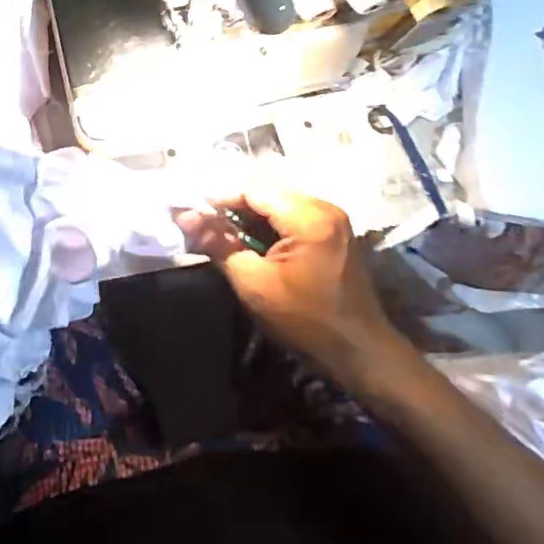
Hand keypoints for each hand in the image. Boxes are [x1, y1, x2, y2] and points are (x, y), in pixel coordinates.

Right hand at [177, 185, 407, 382]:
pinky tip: (251, 243)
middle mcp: (324, 208)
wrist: (359, 352)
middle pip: (265, 194)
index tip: (188, 211)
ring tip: (221, 235)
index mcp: (309, 217)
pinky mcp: (334, 232)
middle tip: (202, 225)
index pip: (252, 191)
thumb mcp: (253, 283)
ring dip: (249, 218)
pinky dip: (268, 226)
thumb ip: (217, 244)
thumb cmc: (304, 319)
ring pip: (277, 204)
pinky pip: (292, 217)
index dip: (217, 199)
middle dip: (232, 209)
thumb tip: (184, 217)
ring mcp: (333, 219)